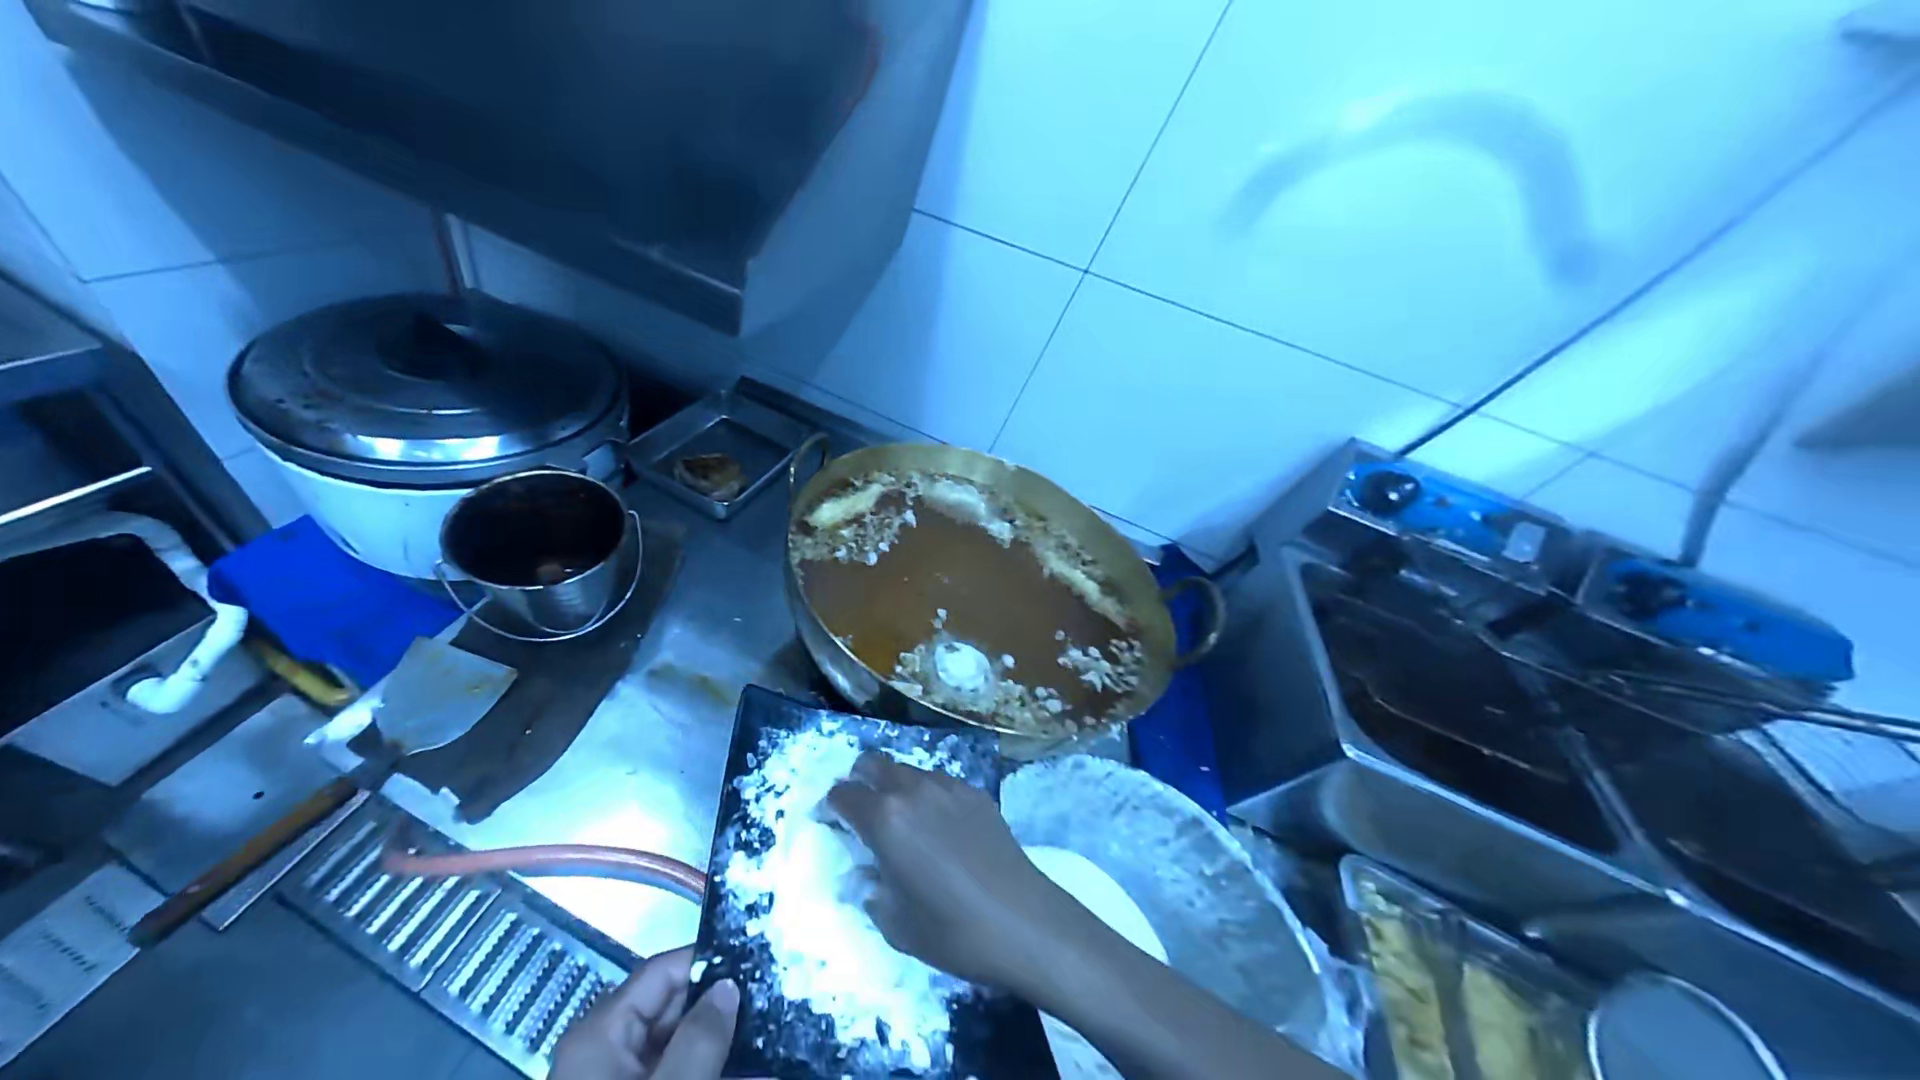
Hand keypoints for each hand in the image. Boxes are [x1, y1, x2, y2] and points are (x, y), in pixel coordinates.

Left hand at [549, 946, 739, 1079]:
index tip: (756, 963)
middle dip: (717, 1007)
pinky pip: (668, 1068)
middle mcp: (602, 1046)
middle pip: (671, 1005)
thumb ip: (701, 1038)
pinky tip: (738, 1066)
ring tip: (758, 1038)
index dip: (709, 962)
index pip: (663, 970)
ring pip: (673, 1040)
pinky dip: (697, 1066)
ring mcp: (612, 1076)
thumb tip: (729, 984)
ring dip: (712, 1041)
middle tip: (765, 1004)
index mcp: (600, 1031)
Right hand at [826, 752, 1080, 992]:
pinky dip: (927, 795)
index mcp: (885, 818)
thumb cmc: (953, 931)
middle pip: (873, 764)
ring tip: (903, 822)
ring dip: (895, 787)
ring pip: (908, 771)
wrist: (1025, 922)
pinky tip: (939, 828)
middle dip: (860, 782)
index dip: (832, 808)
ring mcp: (949, 786)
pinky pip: (939, 783)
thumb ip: (870, 891)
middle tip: (863, 814)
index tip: (833, 824)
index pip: (843, 794)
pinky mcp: (977, 793)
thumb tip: (863, 875)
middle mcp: (913, 790)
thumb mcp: (896, 924)